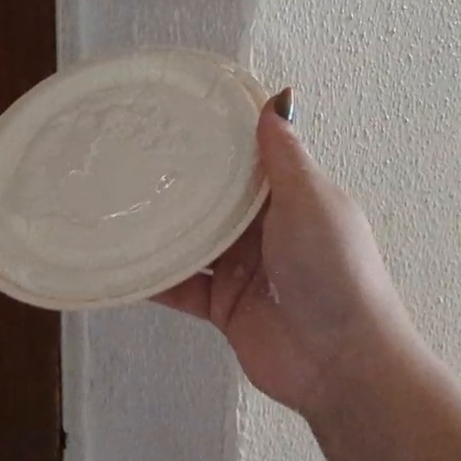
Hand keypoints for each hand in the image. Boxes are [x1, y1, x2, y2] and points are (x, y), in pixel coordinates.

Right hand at [154, 93, 416, 417]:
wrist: (342, 364)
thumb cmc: (334, 270)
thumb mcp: (311, 199)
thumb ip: (285, 154)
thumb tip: (279, 96)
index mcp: (289, 196)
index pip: (246, 156)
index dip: (216, 135)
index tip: (177, 110)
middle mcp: (262, 227)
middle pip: (213, 196)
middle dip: (180, 179)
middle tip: (132, 152)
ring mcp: (241, 267)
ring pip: (192, 239)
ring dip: (162, 226)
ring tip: (118, 199)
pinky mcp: (222, 306)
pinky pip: (180, 285)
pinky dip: (154, 277)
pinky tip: (122, 261)